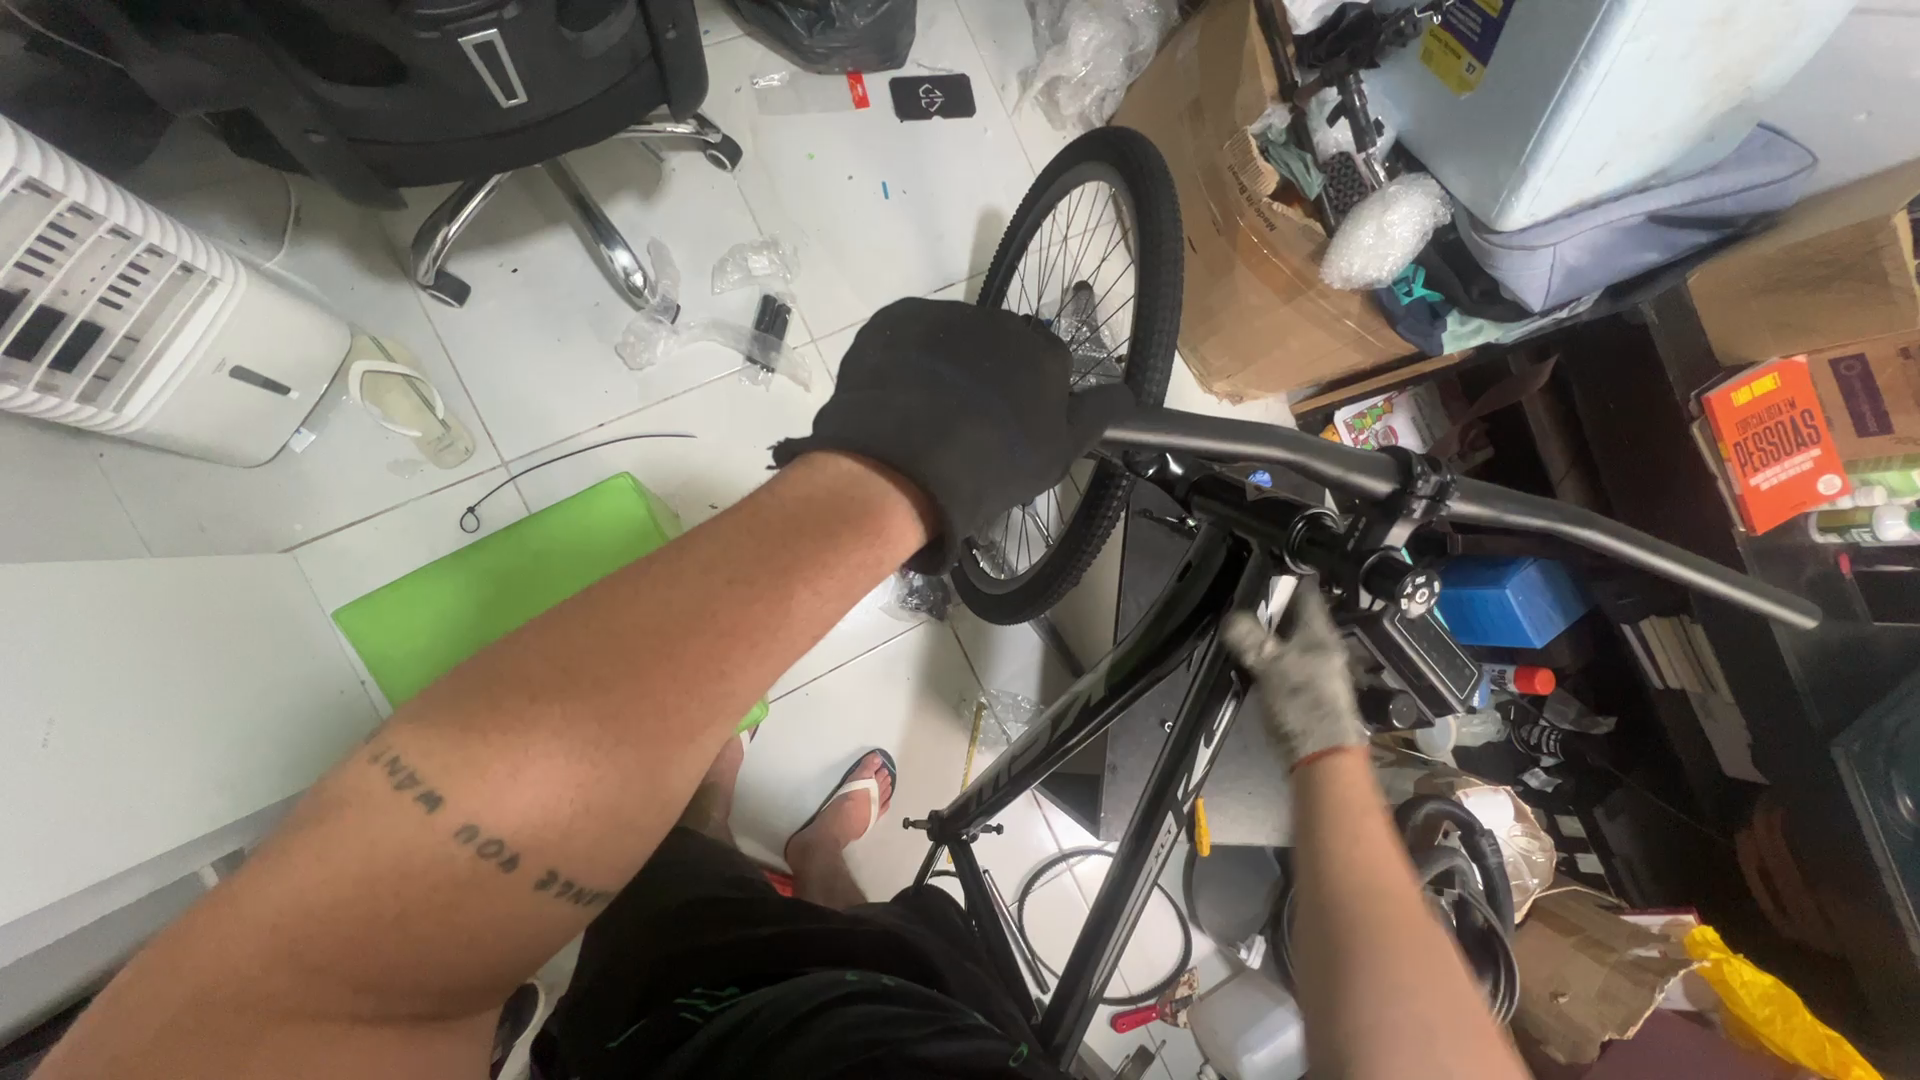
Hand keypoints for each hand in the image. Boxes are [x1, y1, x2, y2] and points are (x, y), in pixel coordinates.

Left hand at [773, 297, 1134, 571]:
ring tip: (923, 416)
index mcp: (1044, 353)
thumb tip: (1127, 393)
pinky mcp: (896, 318)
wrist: (906, 463)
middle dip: (986, 376)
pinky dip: (903, 361)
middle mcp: (1000, 322)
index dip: (1027, 397)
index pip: (1045, 364)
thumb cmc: (994, 465)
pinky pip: (905, 337)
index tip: (1008, 428)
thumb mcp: (1059, 454)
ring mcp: (945, 316)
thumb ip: (1094, 417)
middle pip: (997, 346)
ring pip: (950, 340)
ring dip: (943, 367)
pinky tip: (895, 397)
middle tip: (964, 424)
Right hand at [1221, 590, 1369, 770]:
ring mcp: (1313, 667)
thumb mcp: (1270, 666)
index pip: (1308, 593)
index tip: (1266, 560)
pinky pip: (1280, 658)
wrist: (1319, 754)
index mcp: (1321, 634)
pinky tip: (1246, 652)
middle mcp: (1321, 646)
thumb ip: (1249, 638)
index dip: (1290, 575)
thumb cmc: (1302, 705)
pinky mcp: (1300, 687)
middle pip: (1294, 614)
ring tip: (1238, 617)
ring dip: (1266, 629)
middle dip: (1270, 603)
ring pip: (1286, 637)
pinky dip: (1265, 651)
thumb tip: (1229, 617)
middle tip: (1241, 588)